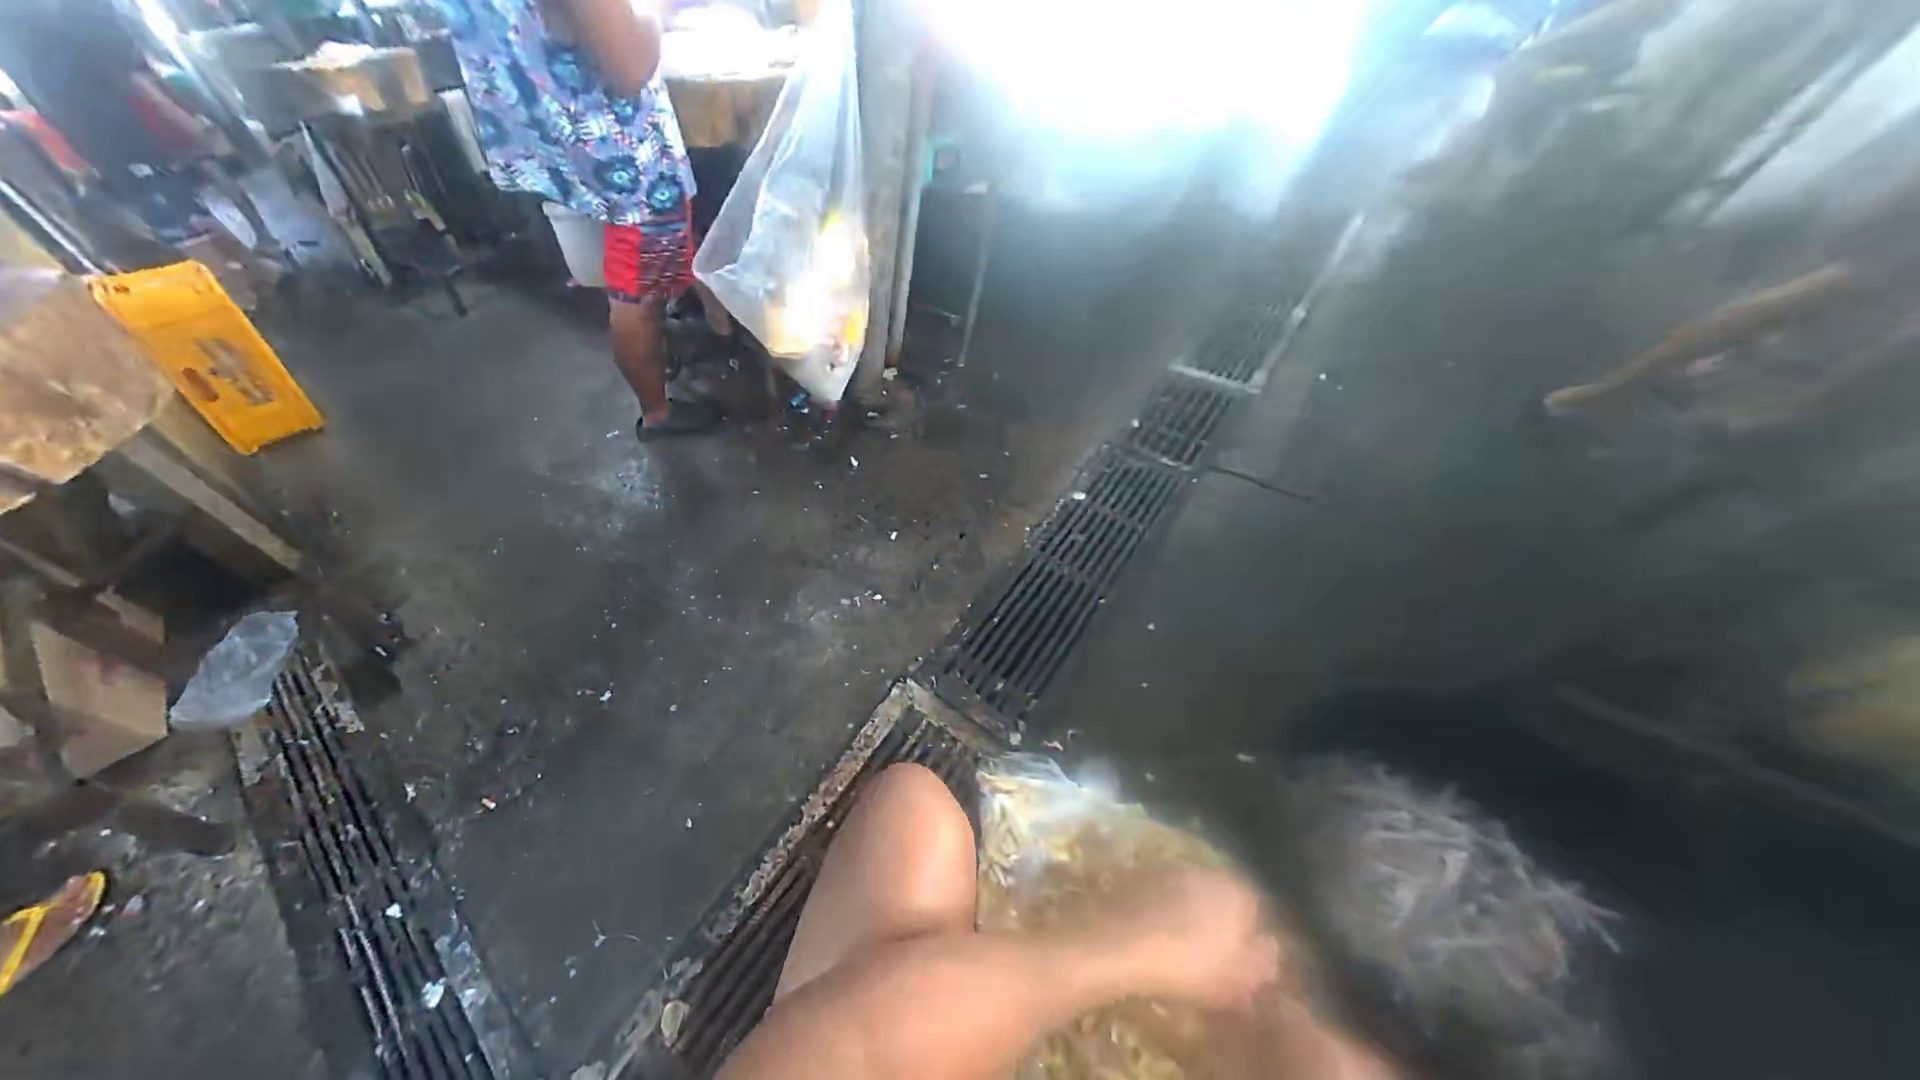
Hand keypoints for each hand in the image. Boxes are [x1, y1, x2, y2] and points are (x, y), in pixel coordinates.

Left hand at [1105, 867, 1281, 1008]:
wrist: (1124, 943)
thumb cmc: (1192, 963)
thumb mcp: (1241, 976)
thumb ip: (1264, 959)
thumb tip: (1272, 946)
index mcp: (1235, 889)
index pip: (1254, 906)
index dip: (1248, 934)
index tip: (1239, 959)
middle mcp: (1203, 870)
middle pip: (1220, 896)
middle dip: (1218, 921)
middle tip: (1210, 955)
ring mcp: (1168, 868)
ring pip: (1188, 894)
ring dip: (1187, 914)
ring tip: (1180, 948)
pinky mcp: (1139, 875)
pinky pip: (1160, 895)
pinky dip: (1161, 911)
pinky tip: (1154, 935)